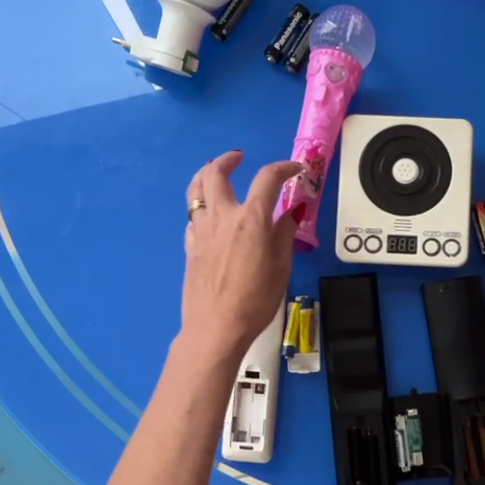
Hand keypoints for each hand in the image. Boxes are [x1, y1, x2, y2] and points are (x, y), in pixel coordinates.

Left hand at [180, 151, 303, 360]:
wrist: (216, 327)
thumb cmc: (255, 301)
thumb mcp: (281, 268)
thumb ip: (284, 234)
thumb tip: (290, 212)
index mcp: (251, 219)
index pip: (268, 178)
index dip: (284, 168)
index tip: (295, 170)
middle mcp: (223, 216)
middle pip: (217, 173)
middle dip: (229, 160)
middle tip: (240, 158)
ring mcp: (201, 230)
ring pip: (196, 190)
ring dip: (206, 175)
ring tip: (216, 174)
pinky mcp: (190, 246)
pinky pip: (192, 216)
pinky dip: (202, 208)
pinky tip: (210, 216)